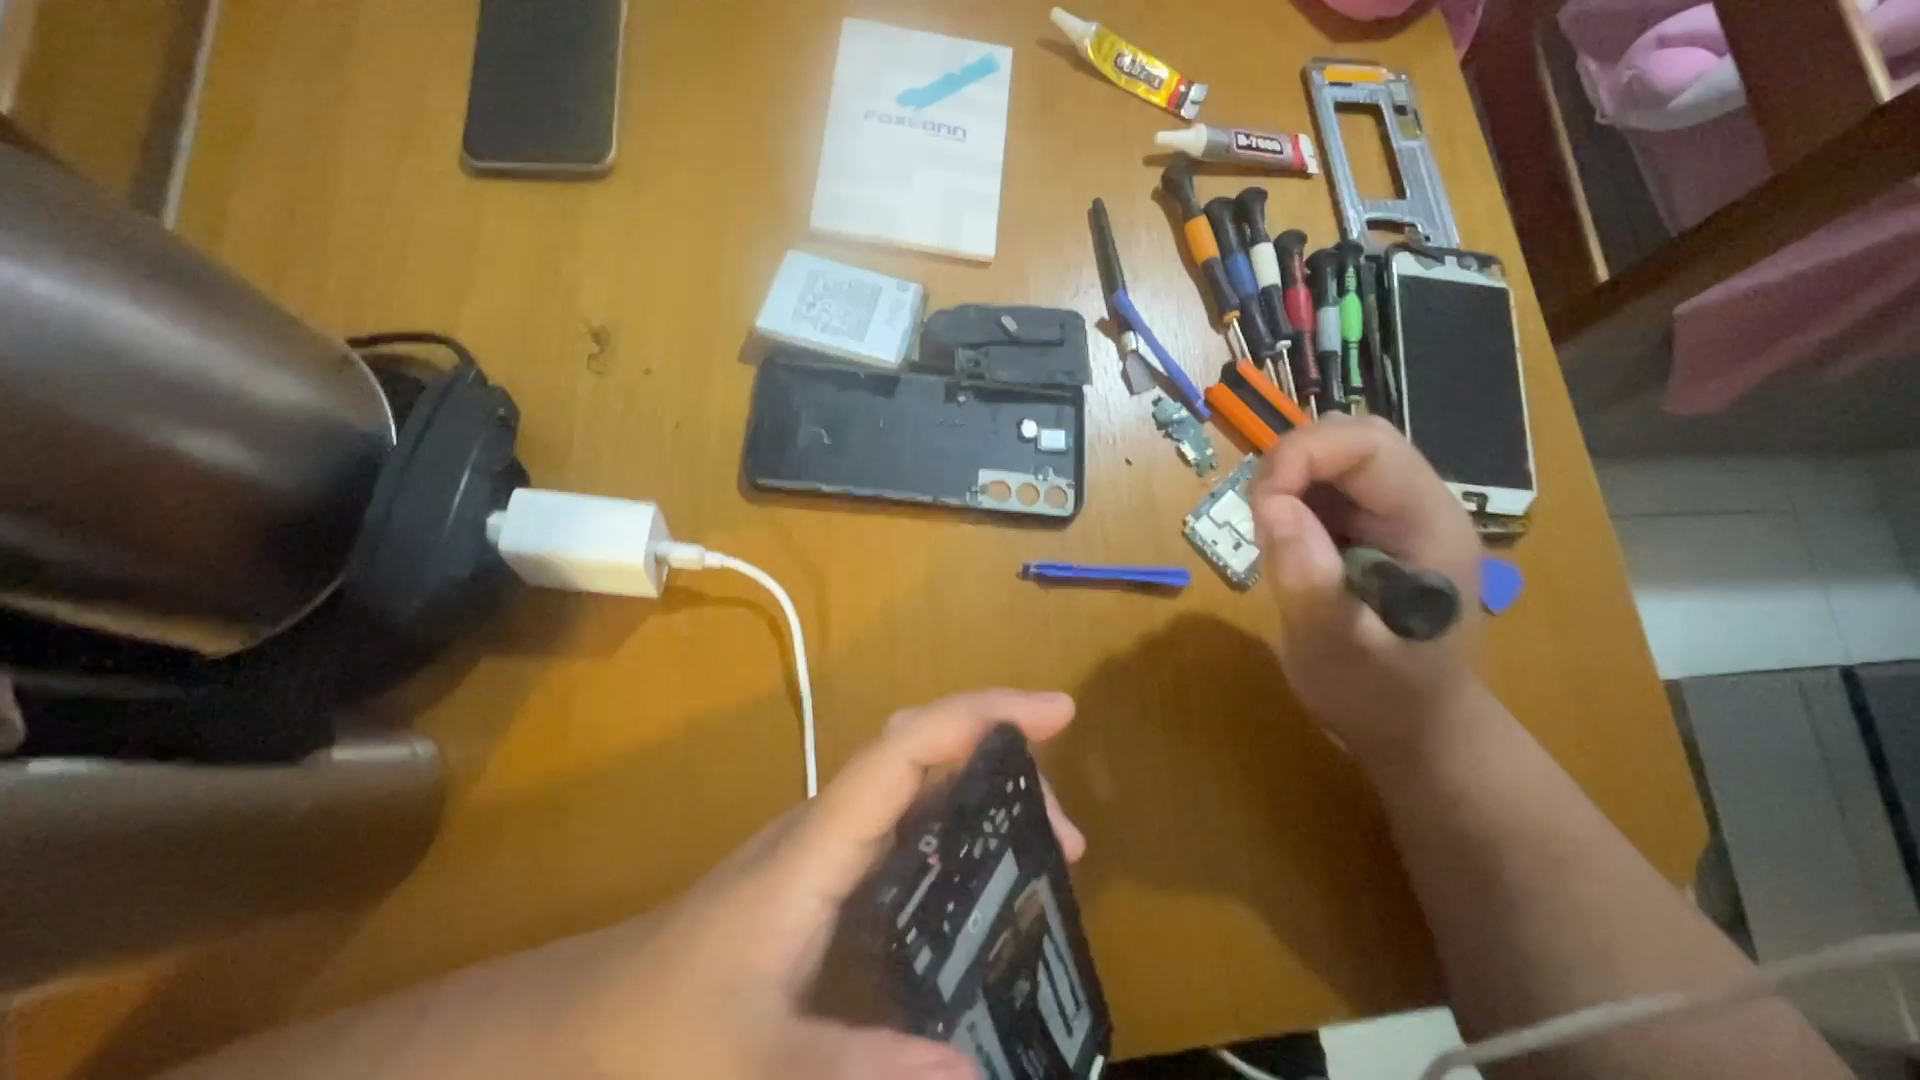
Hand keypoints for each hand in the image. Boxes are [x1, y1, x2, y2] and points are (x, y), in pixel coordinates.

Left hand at [592, 689, 1082, 1078]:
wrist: (581, 1024)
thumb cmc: (660, 1032)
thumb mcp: (761, 1065)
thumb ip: (865, 1068)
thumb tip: (977, 1074)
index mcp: (815, 850)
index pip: (905, 751)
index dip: (980, 717)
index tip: (1055, 713)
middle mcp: (821, 831)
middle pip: (916, 752)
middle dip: (997, 757)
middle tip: (1065, 826)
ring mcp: (816, 852)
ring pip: (908, 787)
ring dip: (978, 796)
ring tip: (1044, 852)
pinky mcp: (812, 880)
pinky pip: (896, 829)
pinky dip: (950, 831)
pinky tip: (976, 888)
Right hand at [1251, 415, 1485, 764]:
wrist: (1416, 734)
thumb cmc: (1384, 699)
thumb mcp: (1340, 651)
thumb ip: (1311, 581)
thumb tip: (1272, 507)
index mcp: (1429, 524)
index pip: (1369, 445)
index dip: (1305, 455)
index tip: (1260, 505)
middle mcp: (1418, 507)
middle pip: (1353, 439)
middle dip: (1293, 461)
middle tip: (1257, 513)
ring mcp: (1396, 518)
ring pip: (1336, 459)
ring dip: (1290, 482)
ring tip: (1268, 534)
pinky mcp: (1372, 533)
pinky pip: (1327, 491)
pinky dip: (1292, 502)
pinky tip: (1284, 543)